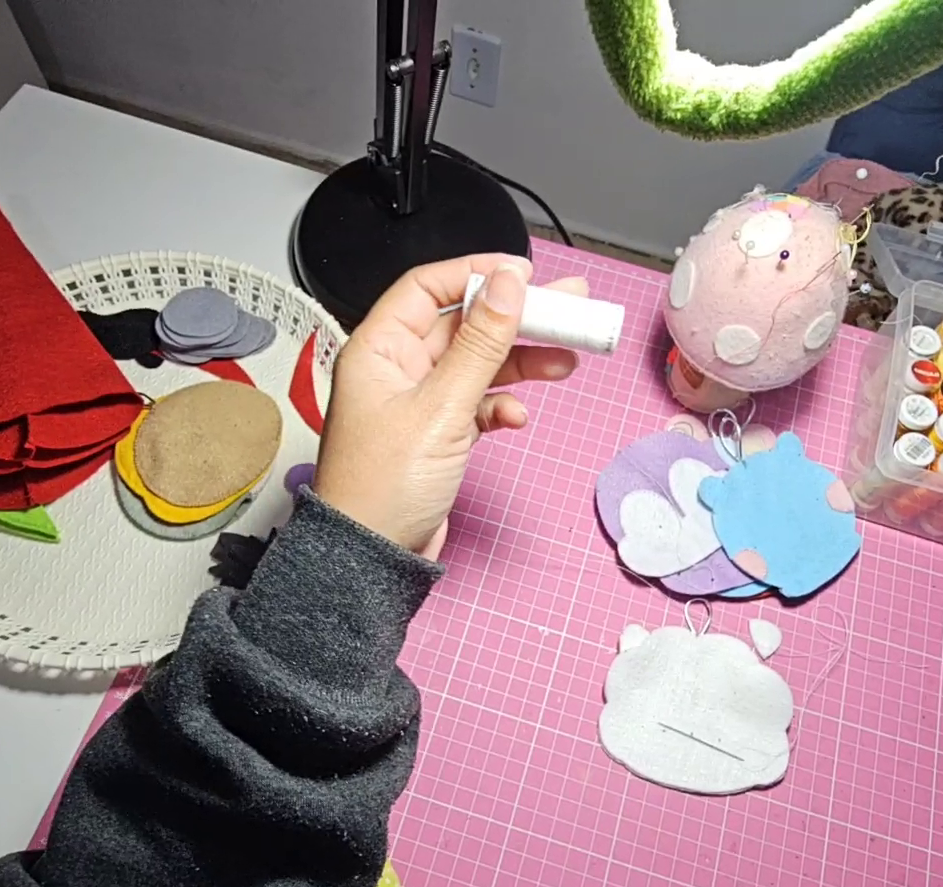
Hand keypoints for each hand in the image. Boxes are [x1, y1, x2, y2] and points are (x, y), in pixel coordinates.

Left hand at [313, 255, 586, 556]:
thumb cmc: (383, 488)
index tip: (524, 275)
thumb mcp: (441, 409)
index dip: (477, 274)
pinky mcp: (436, 435)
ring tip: (564, 361)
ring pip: (477, 366)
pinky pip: (476, 405)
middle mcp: (397, 370)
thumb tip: (506, 286)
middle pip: (463, 326)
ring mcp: (418, 403)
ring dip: (520, 363)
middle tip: (568, 311)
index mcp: (380, 349)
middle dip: (515, 319)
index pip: (429, 288)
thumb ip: (480, 345)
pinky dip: (500, 407)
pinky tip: (517, 417)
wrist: (374, 557)